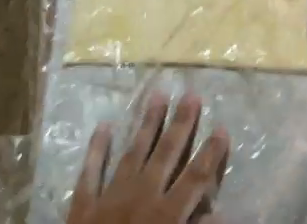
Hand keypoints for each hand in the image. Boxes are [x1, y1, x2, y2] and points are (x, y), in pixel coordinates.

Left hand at [68, 92, 230, 223]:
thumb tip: (222, 212)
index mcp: (166, 214)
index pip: (195, 178)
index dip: (210, 153)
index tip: (222, 127)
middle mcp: (142, 195)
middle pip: (166, 154)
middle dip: (181, 124)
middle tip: (191, 94)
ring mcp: (111, 195)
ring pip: (133, 152)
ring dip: (147, 124)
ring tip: (158, 94)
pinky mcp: (84, 204)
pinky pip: (91, 172)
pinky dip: (97, 149)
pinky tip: (103, 125)